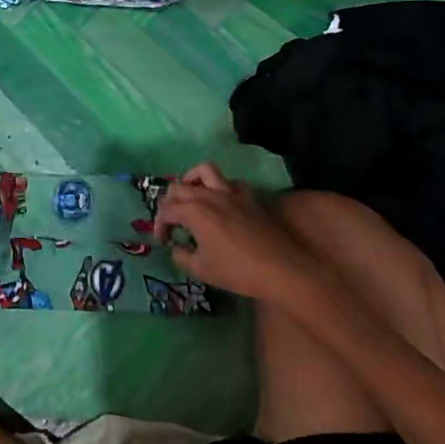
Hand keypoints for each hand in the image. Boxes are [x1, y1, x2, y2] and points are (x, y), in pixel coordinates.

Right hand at [153, 165, 316, 301]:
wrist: (285, 271)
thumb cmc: (239, 272)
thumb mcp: (201, 270)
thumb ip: (181, 256)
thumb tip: (176, 247)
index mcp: (193, 212)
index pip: (165, 210)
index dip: (159, 225)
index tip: (163, 241)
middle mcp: (208, 196)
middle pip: (178, 187)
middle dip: (169, 204)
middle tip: (173, 222)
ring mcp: (231, 194)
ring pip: (203, 171)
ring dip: (191, 181)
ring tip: (191, 197)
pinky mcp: (249, 198)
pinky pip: (230, 182)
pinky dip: (220, 187)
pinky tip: (221, 203)